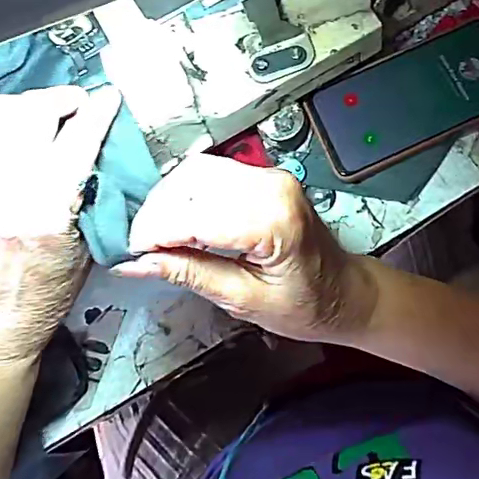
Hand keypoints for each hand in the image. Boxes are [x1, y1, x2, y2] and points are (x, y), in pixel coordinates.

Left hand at [0, 86, 120, 366]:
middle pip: (32, 112)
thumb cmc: (44, 292)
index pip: (78, 137)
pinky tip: (6, 137)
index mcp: (46, 211)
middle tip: (76, 105)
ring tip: (41, 117)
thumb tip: (101, 144)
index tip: (108, 98)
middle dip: (61, 99)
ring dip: (26, 107)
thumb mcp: (88, 243)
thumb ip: (93, 190)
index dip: (99, 110)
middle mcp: (2, 193)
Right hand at [119, 154, 377, 343]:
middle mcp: (273, 187)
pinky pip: (213, 174)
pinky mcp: (265, 177)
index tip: (133, 252)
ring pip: (198, 173)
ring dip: (168, 201)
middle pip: (192, 183)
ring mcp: (270, 177)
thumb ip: (190, 273)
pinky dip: (187, 194)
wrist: (345, 292)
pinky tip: (178, 221)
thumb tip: (138, 263)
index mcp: (274, 220)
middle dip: (158, 213)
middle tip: (141, 249)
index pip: (196, 215)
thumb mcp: (243, 300)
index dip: (157, 232)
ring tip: (156, 238)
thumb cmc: (308, 305)